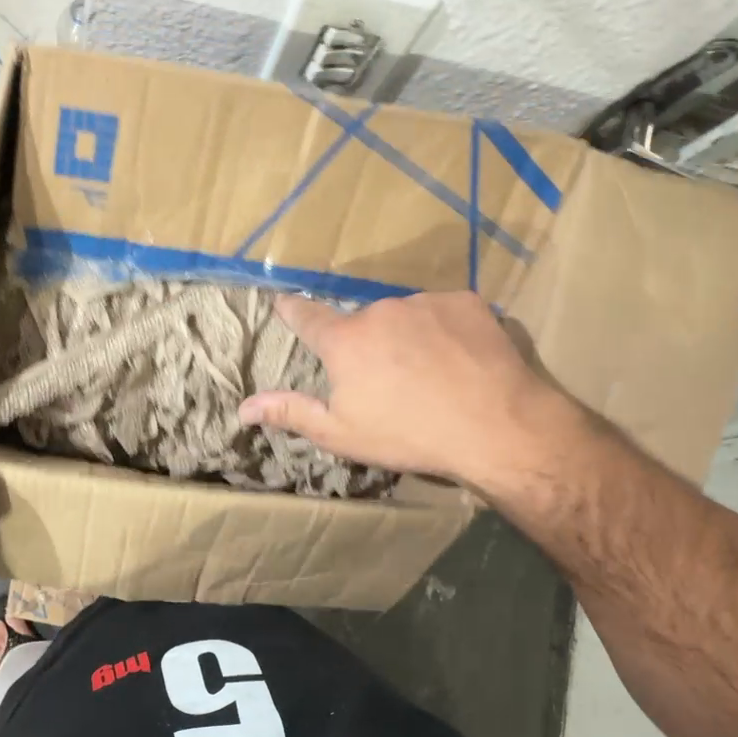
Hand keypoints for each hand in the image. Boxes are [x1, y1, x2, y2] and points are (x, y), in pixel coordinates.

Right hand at [238, 292, 575, 487]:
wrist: (495, 425)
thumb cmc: (407, 434)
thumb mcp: (340, 433)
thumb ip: (290, 412)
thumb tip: (243, 407)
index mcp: (344, 341)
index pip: (306, 316)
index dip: (292, 310)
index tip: (282, 302)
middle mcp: (380, 311)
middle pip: (362, 324)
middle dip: (366, 346)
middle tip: (384, 382)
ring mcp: (426, 302)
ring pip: (404, 317)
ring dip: (406, 337)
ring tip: (428, 374)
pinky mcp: (468, 302)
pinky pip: (444, 312)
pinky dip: (444, 331)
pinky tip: (458, 361)